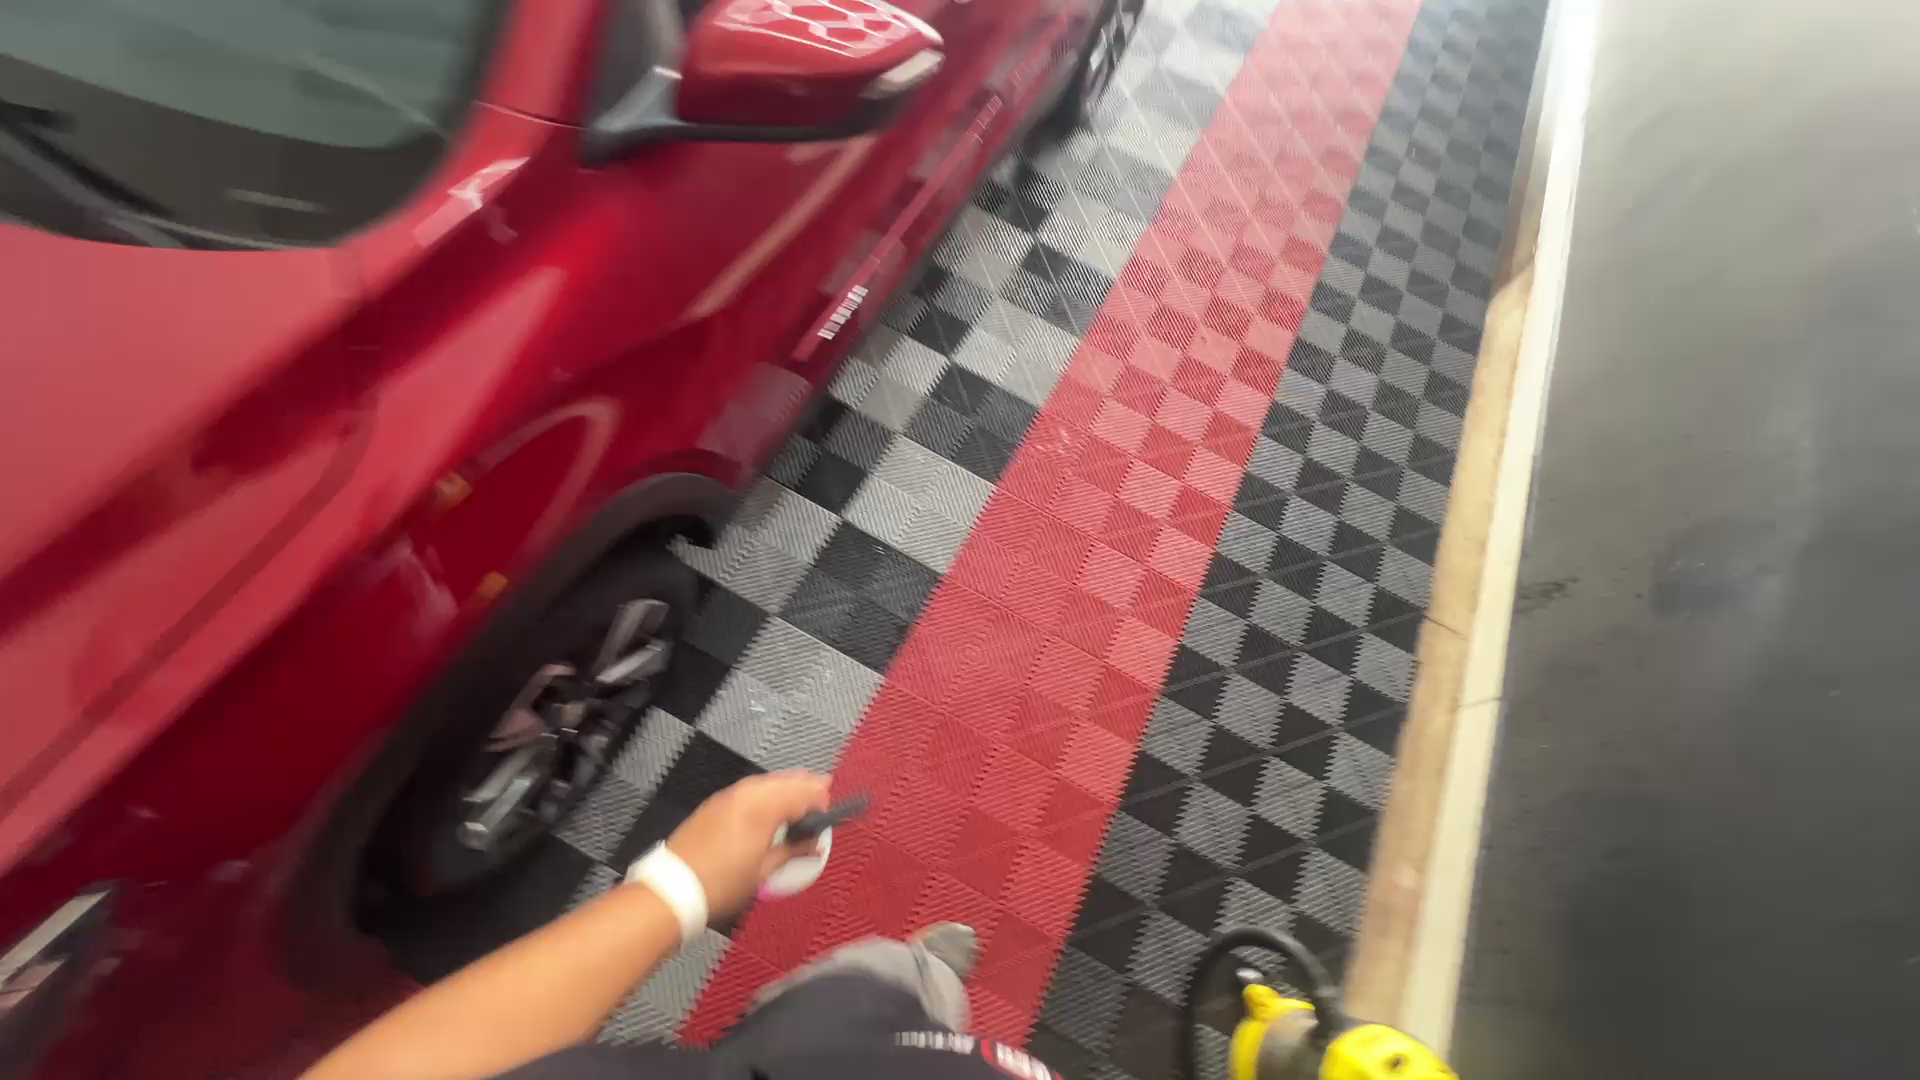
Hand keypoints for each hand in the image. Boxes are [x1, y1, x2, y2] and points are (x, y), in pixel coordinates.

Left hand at [664, 771, 830, 917]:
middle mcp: (747, 794)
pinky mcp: (715, 803)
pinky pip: (749, 788)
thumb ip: (793, 851)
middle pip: (786, 780)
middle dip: (806, 786)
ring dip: (787, 786)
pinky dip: (766, 790)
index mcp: (764, 808)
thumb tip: (814, 845)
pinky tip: (770, 803)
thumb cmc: (719, 884)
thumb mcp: (764, 872)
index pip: (803, 794)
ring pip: (768, 781)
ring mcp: (729, 796)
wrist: (671, 889)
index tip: (830, 810)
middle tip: (822, 795)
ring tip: (799, 797)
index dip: (820, 800)